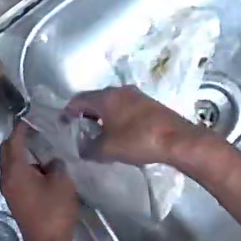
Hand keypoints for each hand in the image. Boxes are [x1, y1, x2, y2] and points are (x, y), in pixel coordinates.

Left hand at [0, 123, 78, 240]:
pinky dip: (27, 168)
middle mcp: (7, 180)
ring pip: (12, 166)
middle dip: (18, 140)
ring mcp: (10, 192)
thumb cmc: (54, 212)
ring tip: (44, 148)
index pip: (13, 142)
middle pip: (7, 152)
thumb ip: (56, 165)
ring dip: (24, 155)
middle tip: (36, 131)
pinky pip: (17, 177)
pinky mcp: (17, 201)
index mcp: (15, 172)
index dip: (20, 128)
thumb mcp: (62, 182)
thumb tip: (52, 161)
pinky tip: (44, 169)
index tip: (29, 116)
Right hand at [63, 86, 209, 167]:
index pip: (78, 100)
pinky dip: (116, 119)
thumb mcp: (106, 149)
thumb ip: (89, 149)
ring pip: (111, 104)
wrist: (178, 140)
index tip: (62, 125)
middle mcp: (120, 91)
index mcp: (106, 97)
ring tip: (98, 135)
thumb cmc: (138, 140)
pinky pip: (125, 109)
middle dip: (85, 115)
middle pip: (94, 100)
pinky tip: (119, 134)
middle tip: (79, 131)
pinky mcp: (150, 105)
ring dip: (102, 117)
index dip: (67, 112)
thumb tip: (82, 149)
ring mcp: (137, 96)